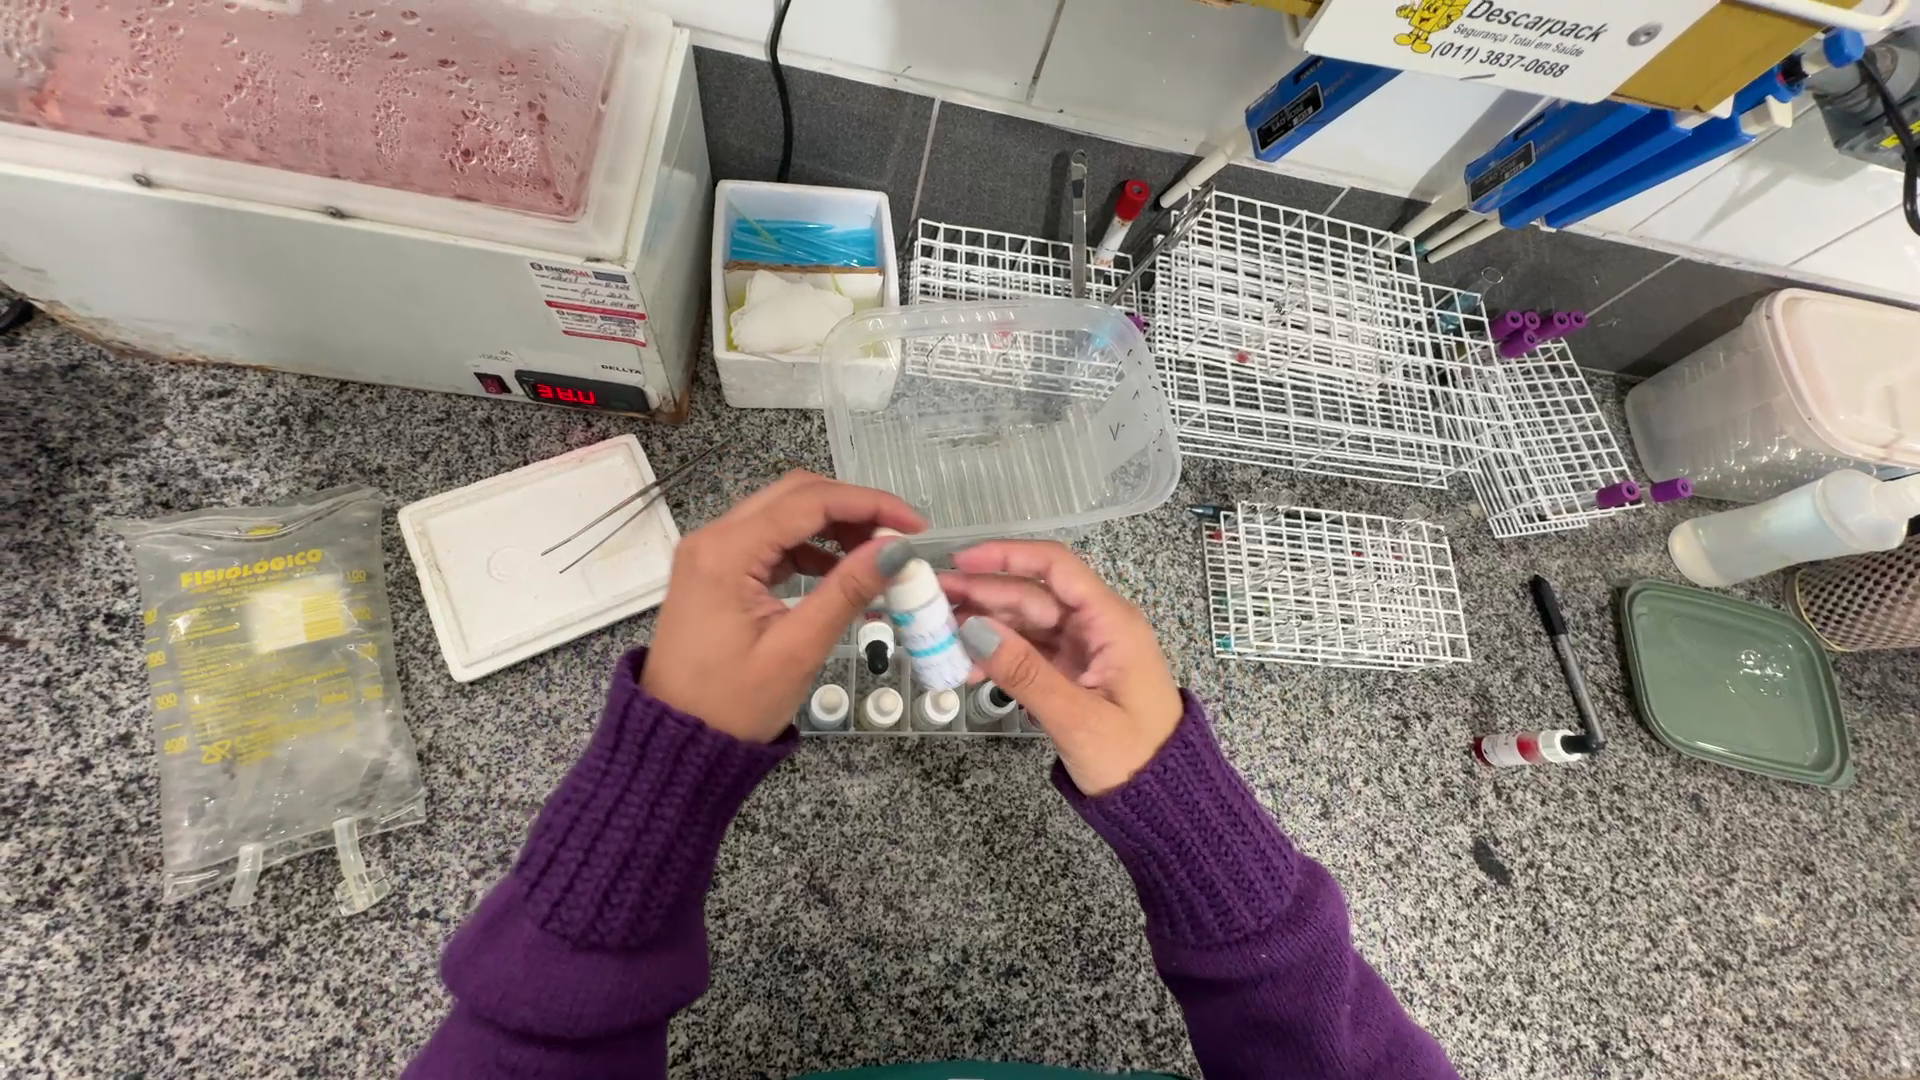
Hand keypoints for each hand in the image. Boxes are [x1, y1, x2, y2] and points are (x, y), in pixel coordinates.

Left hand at [642, 470, 924, 742]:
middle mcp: (714, 538)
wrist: (676, 743)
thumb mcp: (798, 648)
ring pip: (785, 513)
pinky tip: (840, 572)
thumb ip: (848, 590)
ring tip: (875, 557)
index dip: (870, 504)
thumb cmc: (732, 705)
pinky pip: (771, 540)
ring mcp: (712, 553)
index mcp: (727, 552)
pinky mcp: (717, 571)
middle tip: (898, 538)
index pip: (810, 502)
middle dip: (854, 508)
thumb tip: (896, 549)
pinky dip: (811, 547)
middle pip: (796, 494)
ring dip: (834, 526)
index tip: (914, 524)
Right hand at [940, 541, 1182, 794]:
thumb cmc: (1133, 758)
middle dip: (982, 593)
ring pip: (1024, 623)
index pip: (1055, 568)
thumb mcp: (1078, 718)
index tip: (961, 560)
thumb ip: (1025, 672)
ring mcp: (1083, 649)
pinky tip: (968, 667)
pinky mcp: (1071, 672)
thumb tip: (974, 630)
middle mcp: (1096, 626)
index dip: (1007, 556)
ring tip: (939, 634)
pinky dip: (998, 656)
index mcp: (1111, 622)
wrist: (1165, 800)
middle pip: (1032, 594)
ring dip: (984, 627)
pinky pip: (1028, 652)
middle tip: (931, 598)